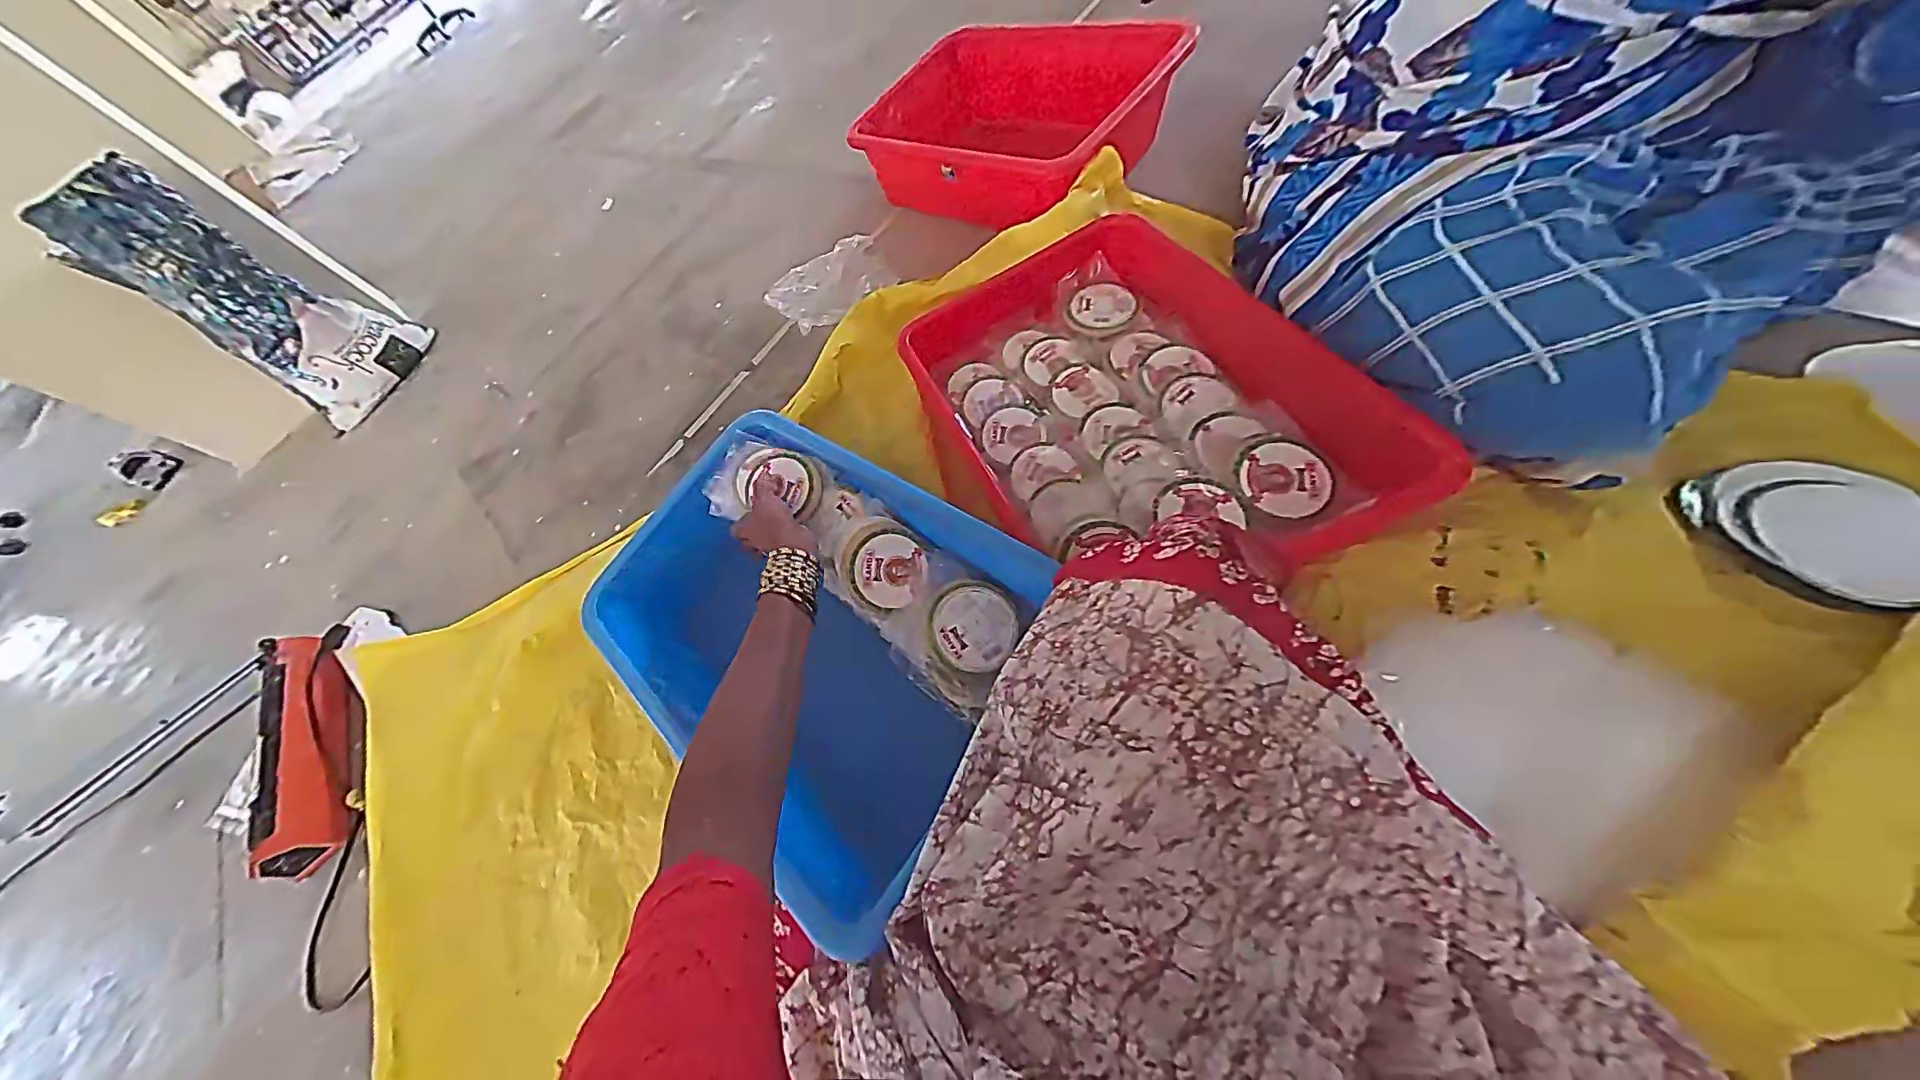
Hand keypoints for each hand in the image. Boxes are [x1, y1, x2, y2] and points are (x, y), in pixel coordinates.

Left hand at [732, 472, 814, 555]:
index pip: (735, 529)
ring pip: (762, 544)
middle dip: (751, 532)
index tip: (746, 515)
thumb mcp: (766, 499)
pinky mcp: (782, 552)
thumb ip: (763, 488)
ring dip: (766, 537)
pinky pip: (778, 545)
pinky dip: (781, 539)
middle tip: (760, 520)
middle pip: (746, 540)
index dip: (739, 523)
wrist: (794, 543)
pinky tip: (787, 529)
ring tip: (774, 524)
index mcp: (744, 530)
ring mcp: (767, 550)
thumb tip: (764, 477)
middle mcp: (752, 542)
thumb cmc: (774, 522)